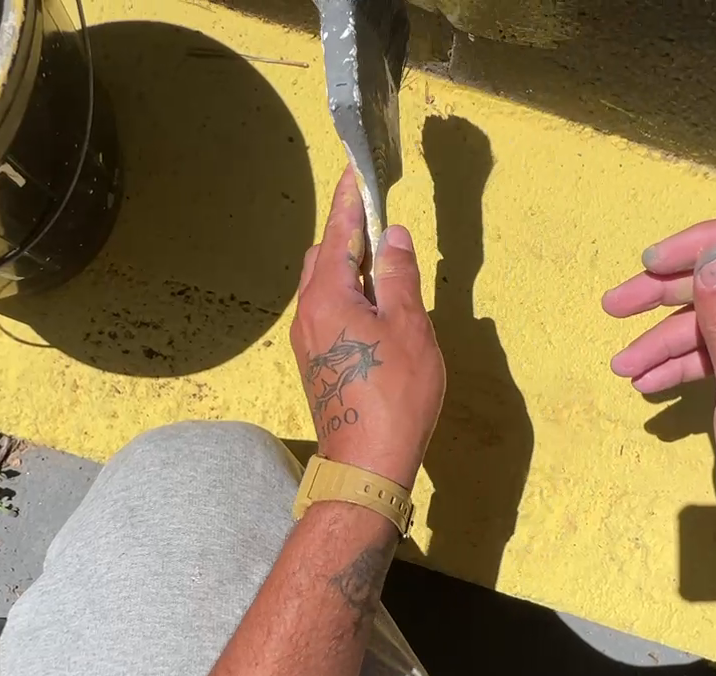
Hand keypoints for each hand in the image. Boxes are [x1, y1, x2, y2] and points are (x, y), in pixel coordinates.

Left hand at [290, 170, 445, 489]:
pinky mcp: (314, 365)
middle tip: (383, 231)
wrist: (366, 463)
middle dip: (349, 238)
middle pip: (323, 260)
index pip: (339, 234)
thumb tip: (394, 238)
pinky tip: (372, 314)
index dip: (350, 201)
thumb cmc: (395, 394)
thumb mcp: (410, 328)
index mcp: (328, 297)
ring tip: (384, 274)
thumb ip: (400, 277)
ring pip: (323, 290)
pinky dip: (346, 300)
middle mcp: (307, 315)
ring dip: (349, 273)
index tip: (356, 173)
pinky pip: (326, 316)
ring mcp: (306, 343)